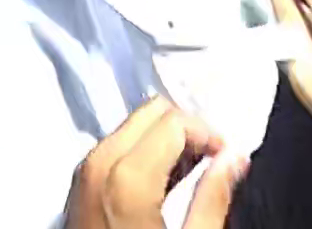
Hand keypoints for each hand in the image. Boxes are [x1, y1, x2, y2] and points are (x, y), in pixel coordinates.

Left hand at [66, 96, 246, 228]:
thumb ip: (214, 198)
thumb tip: (235, 157)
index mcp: (127, 175)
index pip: (174, 121)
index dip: (207, 133)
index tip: (228, 156)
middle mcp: (98, 162)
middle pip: (149, 112)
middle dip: (185, 129)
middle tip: (212, 160)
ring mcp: (82, 176)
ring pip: (131, 126)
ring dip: (163, 139)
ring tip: (192, 172)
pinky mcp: (76, 191)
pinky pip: (114, 148)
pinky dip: (141, 152)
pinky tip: (162, 183)